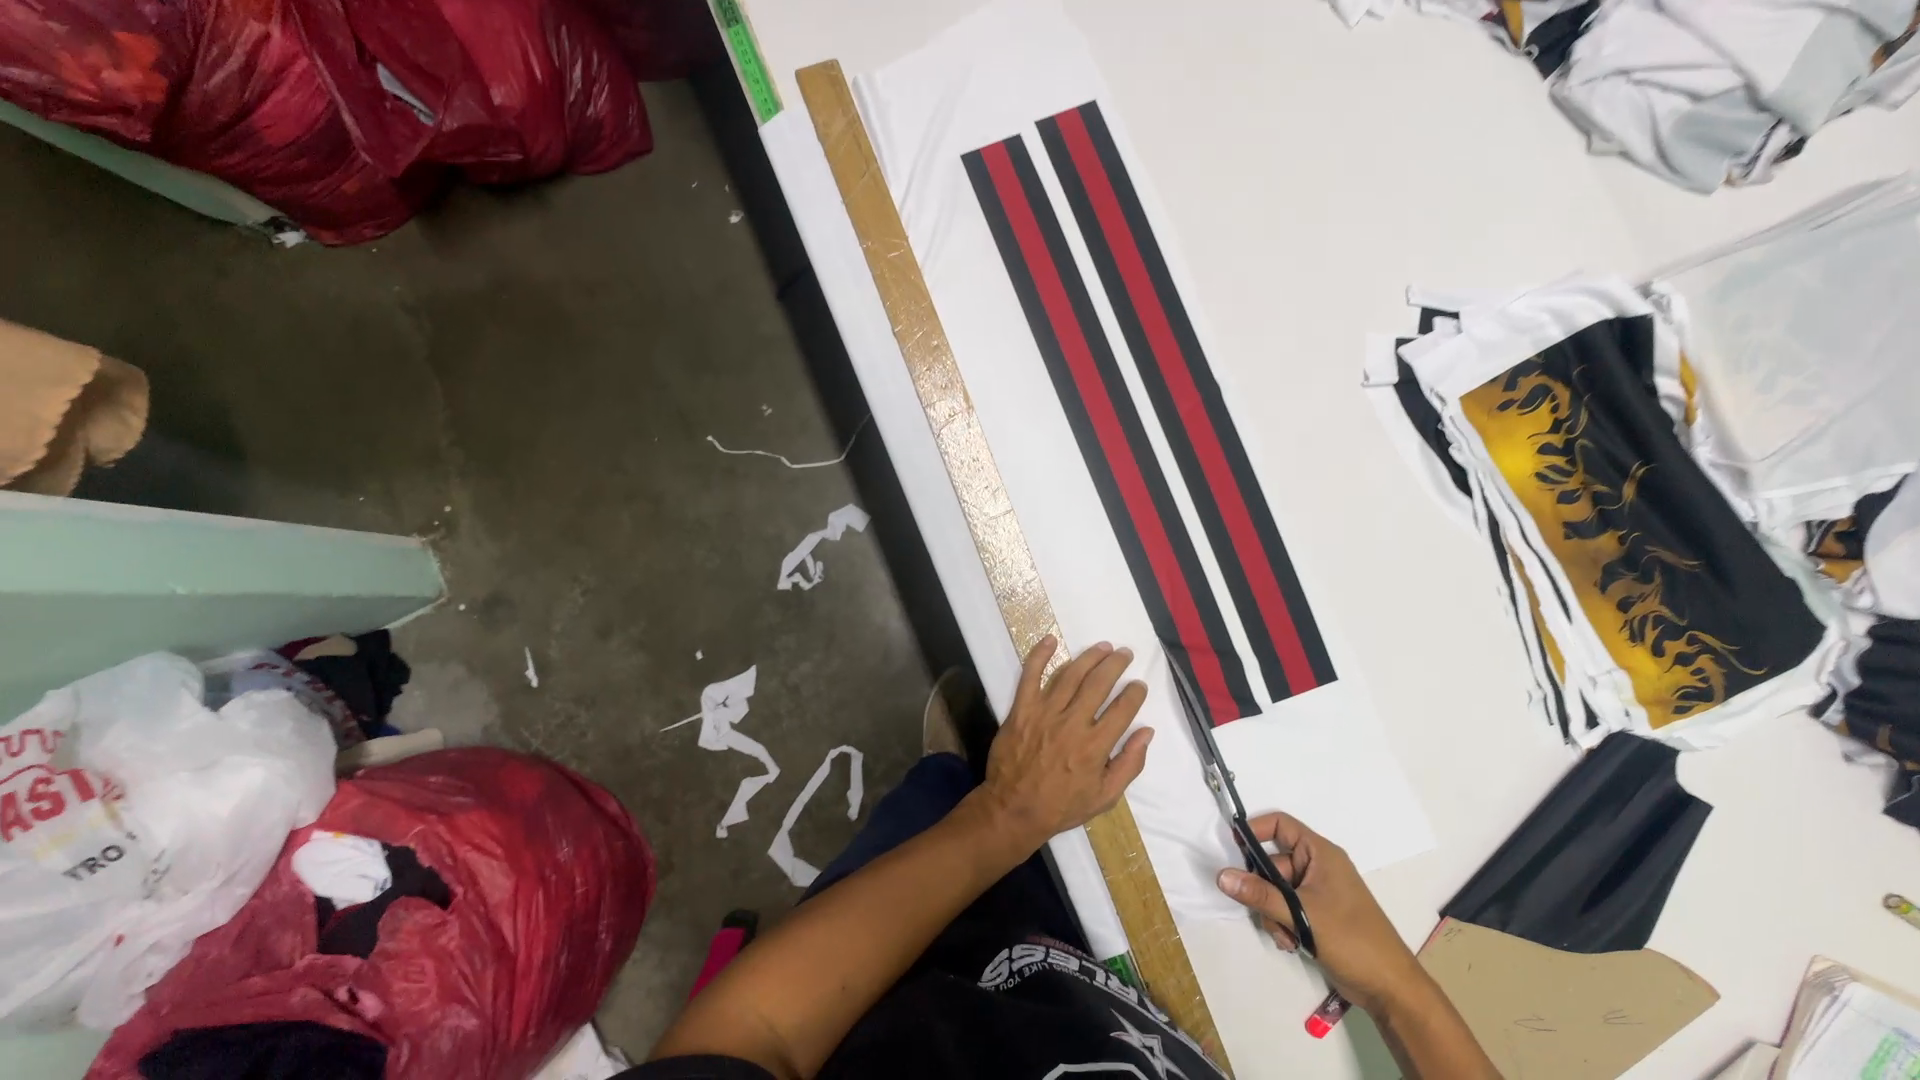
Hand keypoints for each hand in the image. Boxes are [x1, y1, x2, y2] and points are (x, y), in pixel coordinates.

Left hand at [970, 636, 1151, 851]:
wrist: (1014, 809)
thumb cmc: (1061, 806)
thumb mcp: (1105, 797)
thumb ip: (1129, 765)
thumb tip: (1146, 732)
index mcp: (1095, 746)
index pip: (1122, 709)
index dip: (1134, 693)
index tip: (1139, 685)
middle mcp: (1072, 724)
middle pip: (1099, 684)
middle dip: (1116, 665)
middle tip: (1125, 654)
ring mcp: (1044, 714)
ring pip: (1070, 675)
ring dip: (1089, 657)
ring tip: (1102, 647)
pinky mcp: (1021, 710)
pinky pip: (1030, 676)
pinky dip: (1039, 655)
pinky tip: (1050, 640)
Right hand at [1215, 812, 1424, 1015]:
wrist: (1389, 986)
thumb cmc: (1351, 938)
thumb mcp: (1301, 914)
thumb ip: (1259, 894)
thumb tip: (1221, 875)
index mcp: (1320, 854)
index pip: (1280, 825)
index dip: (1254, 830)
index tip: (1231, 846)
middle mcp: (1317, 868)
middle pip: (1272, 864)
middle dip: (1262, 890)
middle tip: (1262, 910)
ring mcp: (1317, 893)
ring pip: (1275, 891)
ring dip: (1272, 913)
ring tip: (1286, 936)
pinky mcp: (1316, 916)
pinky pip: (1285, 909)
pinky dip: (1282, 924)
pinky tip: (1291, 944)